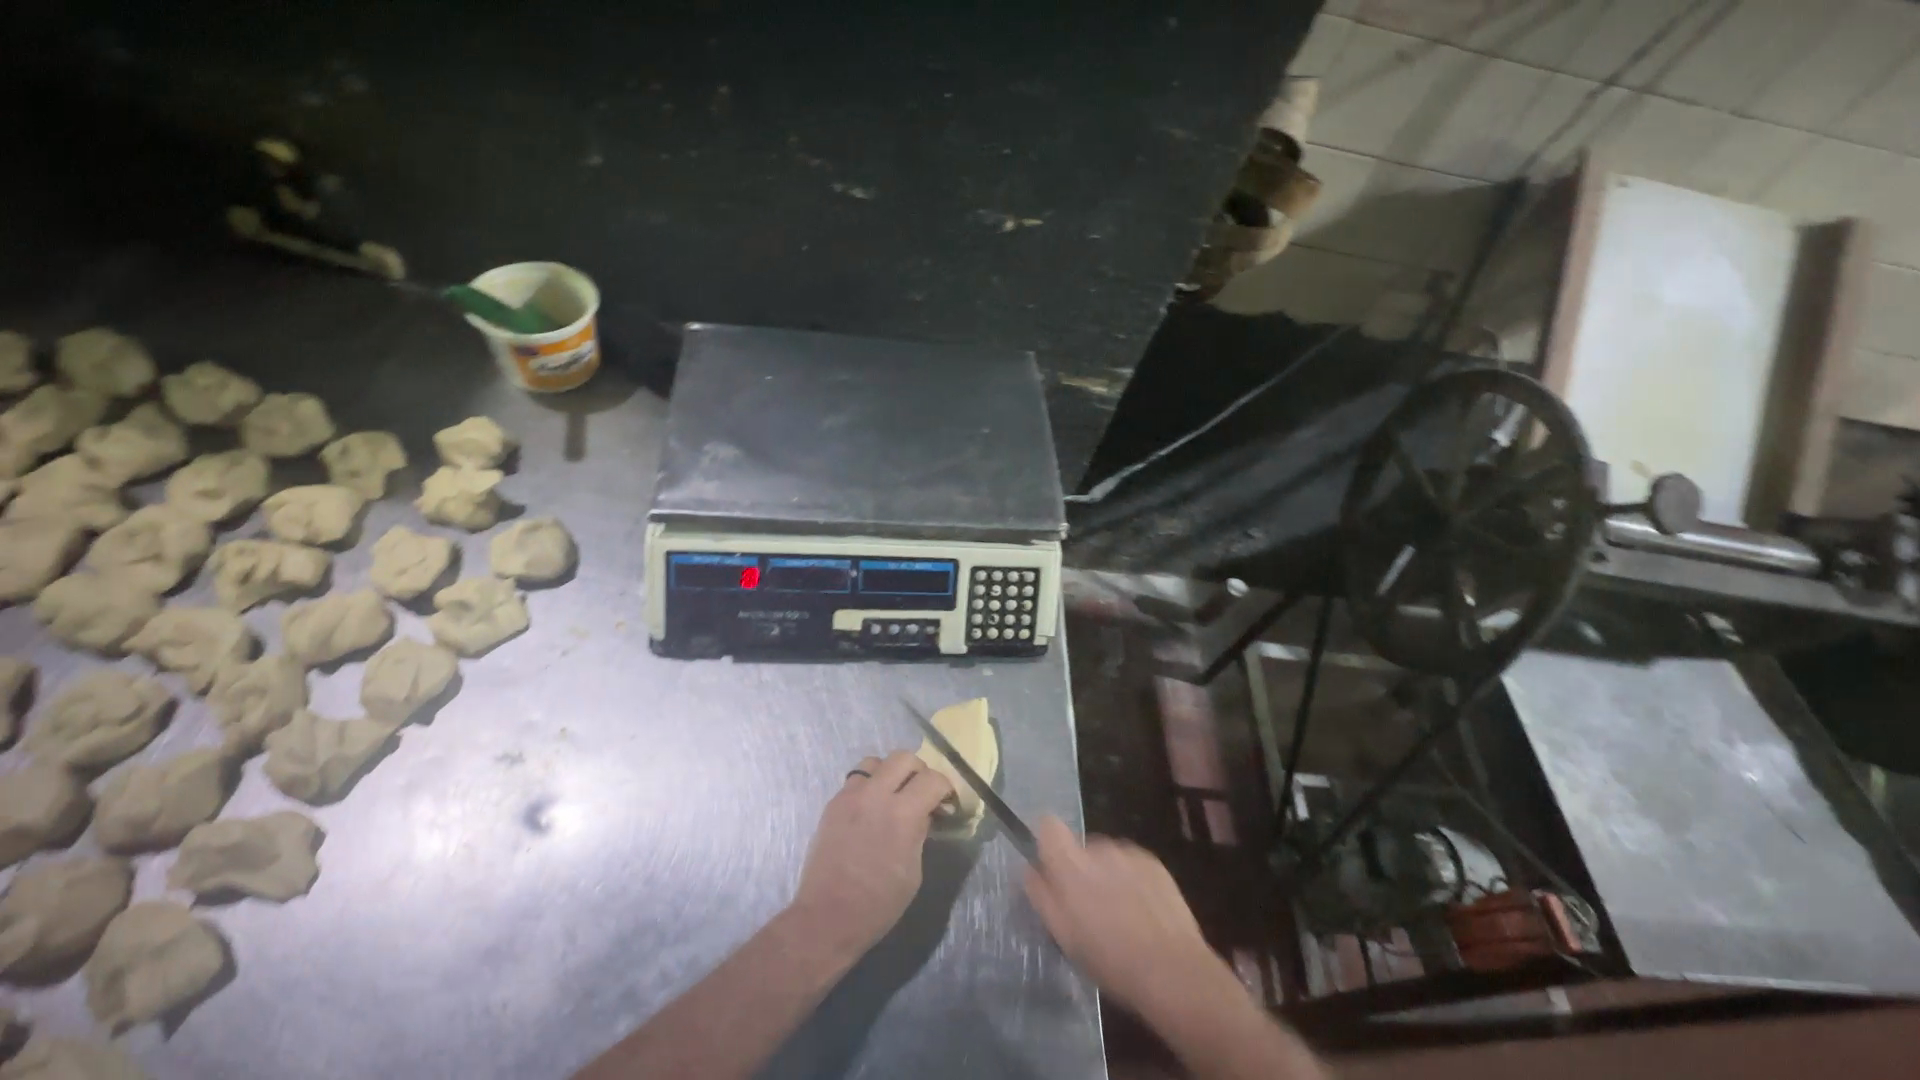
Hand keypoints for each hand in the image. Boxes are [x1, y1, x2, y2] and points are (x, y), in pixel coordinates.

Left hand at [787, 751, 954, 961]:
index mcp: (902, 814)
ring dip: (890, 774)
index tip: (946, 804)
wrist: (828, 916)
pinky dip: (869, 787)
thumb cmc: (879, 903)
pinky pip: (856, 780)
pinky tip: (871, 811)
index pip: (934, 779)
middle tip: (922, 795)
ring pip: (875, 762)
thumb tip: (924, 814)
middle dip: (919, 772)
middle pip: (904, 758)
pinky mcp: (833, 804)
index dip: (946, 789)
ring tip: (893, 797)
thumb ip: (920, 832)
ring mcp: (850, 796)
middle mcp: (875, 795)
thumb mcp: (913, 870)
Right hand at [1024, 816, 1227, 1016]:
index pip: (1048, 826)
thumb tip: (1031, 870)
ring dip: (1107, 876)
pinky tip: (1142, 912)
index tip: (1051, 868)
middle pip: (1080, 847)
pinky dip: (1131, 881)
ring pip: (1108, 858)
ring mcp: (1131, 854)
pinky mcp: (1156, 864)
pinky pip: (1132, 865)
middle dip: (1081, 870)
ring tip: (1120, 914)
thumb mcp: (1064, 935)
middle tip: (1090, 908)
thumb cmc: (1110, 959)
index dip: (1047, 843)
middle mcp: (1100, 849)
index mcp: (1071, 865)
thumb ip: (1041, 895)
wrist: (1172, 969)